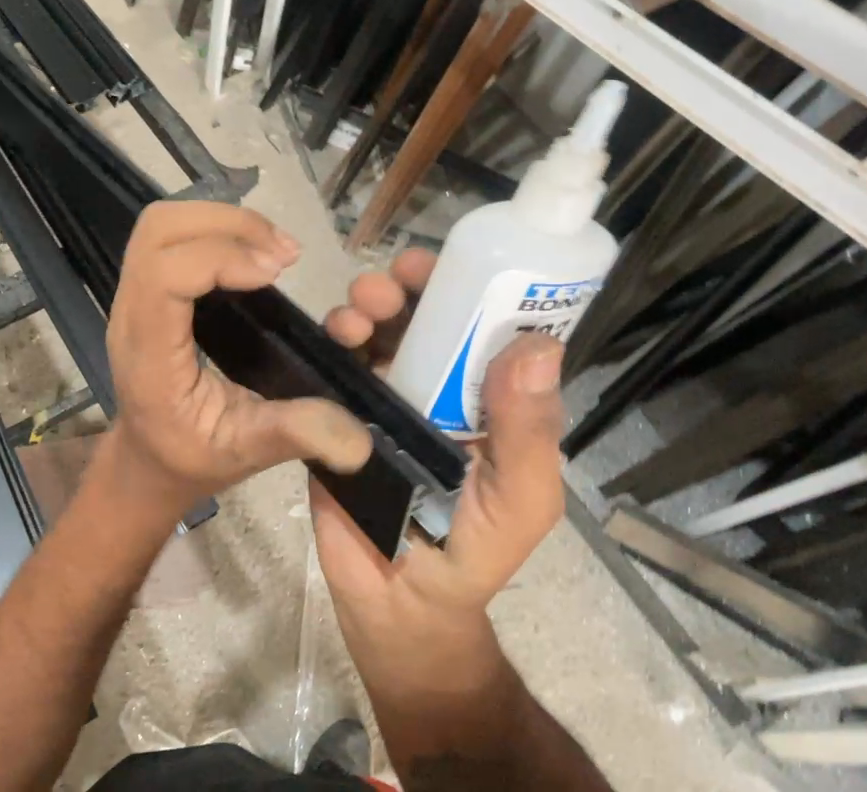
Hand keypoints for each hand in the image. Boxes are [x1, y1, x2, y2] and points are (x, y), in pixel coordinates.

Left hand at [100, 202, 372, 515]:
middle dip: (226, 224)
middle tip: (285, 256)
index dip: (219, 258)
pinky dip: (214, 229)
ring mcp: (131, 297)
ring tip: (277, 252)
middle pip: (159, 231)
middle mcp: (130, 314)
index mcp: (148, 354)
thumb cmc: (188, 457)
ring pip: (161, 224)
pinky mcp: (144, 288)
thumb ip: (293, 435)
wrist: (147, 459)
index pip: (164, 275)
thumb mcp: (244, 454)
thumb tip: (358, 439)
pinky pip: (169, 236)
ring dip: (223, 221)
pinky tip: (255, 255)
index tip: (276, 272)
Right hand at [312, 253, 566, 688]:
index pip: (481, 330)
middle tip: (387, 282)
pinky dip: (330, 341)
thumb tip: (536, 346)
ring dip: (364, 308)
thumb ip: (529, 432)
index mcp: (485, 402)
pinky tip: (331, 336)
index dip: (466, 289)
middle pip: (420, 321)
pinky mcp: (335, 416)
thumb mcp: (521, 499)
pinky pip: (331, 368)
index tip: (444, 265)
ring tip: (354, 312)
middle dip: (404, 291)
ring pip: (373, 336)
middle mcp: (434, 390)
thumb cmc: (471, 551)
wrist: (395, 601)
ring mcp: (381, 402)